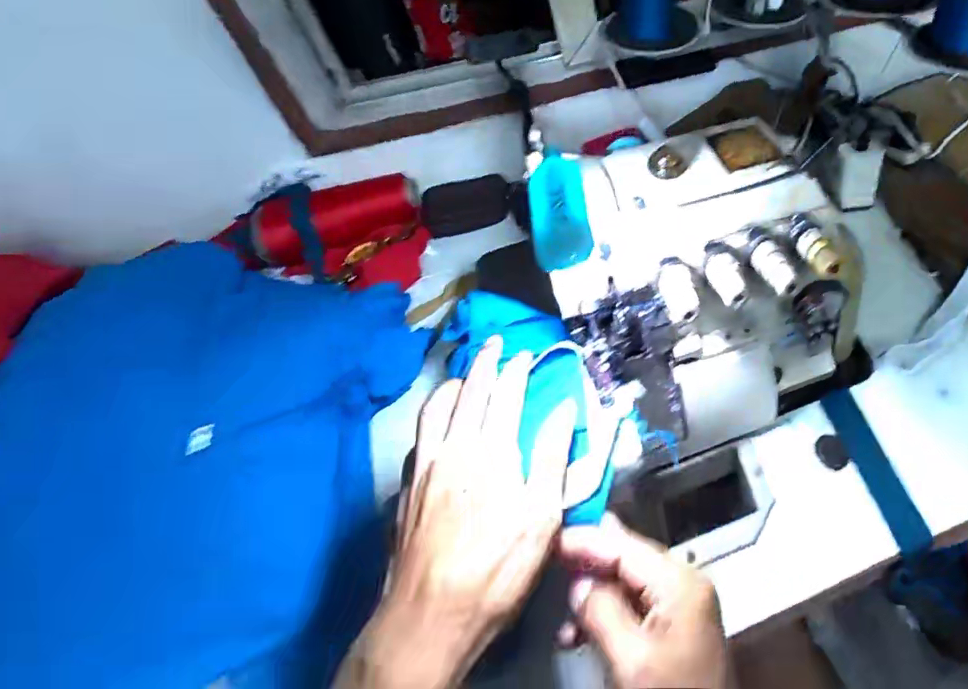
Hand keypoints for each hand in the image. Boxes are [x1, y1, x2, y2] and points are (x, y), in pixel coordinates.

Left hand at [337, 336, 575, 688]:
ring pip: (434, 412)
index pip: (504, 395)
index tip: (526, 354)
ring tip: (464, 376)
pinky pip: (418, 440)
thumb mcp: (542, 515)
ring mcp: (422, 472)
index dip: (516, 370)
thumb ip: (551, 456)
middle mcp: (453, 451)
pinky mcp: (403, 495)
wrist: (424, 623)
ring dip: (453, 386)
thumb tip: (564, 408)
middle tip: (495, 344)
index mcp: (491, 452)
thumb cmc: (496, 568)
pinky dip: (432, 419)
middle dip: (484, 364)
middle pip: (468, 394)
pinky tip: (437, 429)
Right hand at [559, 517, 732, 688]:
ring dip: (596, 595)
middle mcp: (686, 582)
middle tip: (552, 560)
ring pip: (632, 583)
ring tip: (562, 618)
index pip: (629, 547)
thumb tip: (579, 581)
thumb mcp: (631, 662)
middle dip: (592, 562)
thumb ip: (604, 614)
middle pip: (632, 560)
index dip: (590, 539)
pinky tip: (580, 635)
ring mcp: (684, 604)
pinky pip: (639, 607)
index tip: (554, 533)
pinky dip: (609, 614)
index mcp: (681, 582)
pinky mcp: (677, 627)